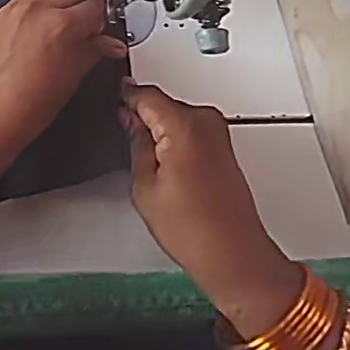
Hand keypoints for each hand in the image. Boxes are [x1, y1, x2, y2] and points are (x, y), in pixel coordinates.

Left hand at [0, 0, 127, 153]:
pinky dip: (39, 1)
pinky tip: (43, 20)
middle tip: (89, 21)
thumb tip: (105, 43)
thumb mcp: (72, 78)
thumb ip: (93, 51)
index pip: (95, 6)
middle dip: (87, 3)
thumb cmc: (25, 106)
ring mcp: (15, 10)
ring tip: (67, 14)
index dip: (103, 20)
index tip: (101, 29)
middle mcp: (37, 10)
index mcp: (61, 25)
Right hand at [121, 85, 300, 331]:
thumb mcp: (145, 186)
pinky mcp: (225, 144)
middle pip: (163, 103)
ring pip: (177, 115)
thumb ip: (135, 142)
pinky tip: (169, 167)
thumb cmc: (195, 230)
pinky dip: (177, 138)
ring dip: (161, 128)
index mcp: (183, 125)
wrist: (234, 255)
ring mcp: (218, 132)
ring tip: (150, 163)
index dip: (126, 95)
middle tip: (126, 135)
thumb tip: (131, 121)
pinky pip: (191, 128)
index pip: (146, 94)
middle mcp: (205, 121)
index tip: (115, 97)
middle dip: (143, 115)